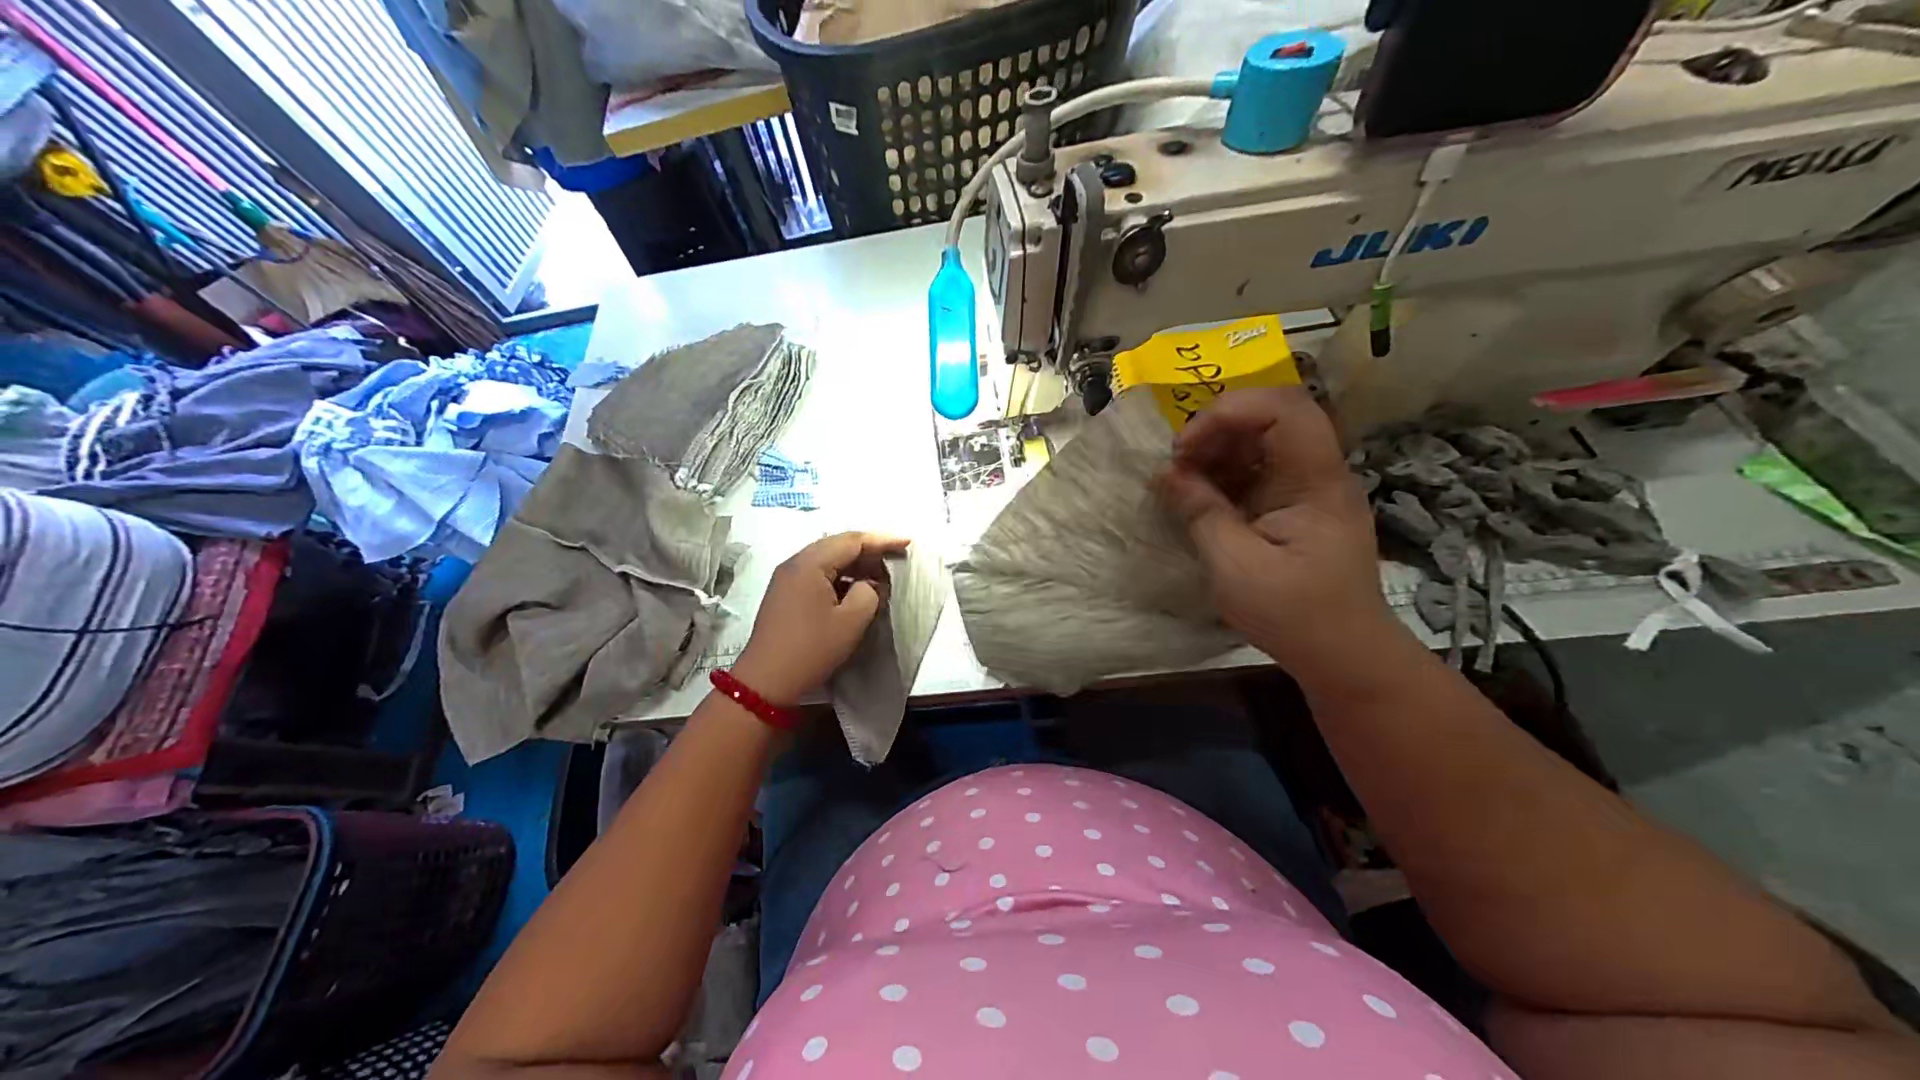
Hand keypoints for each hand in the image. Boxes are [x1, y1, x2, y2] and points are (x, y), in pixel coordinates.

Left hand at [731, 532, 910, 705]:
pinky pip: (818, 574)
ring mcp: (786, 579)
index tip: (907, 543)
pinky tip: (855, 590)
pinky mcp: (785, 595)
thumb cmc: (811, 649)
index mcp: (809, 564)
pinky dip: (840, 577)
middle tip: (895, 559)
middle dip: (869, 550)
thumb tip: (867, 585)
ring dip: (854, 565)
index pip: (852, 540)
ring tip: (880, 576)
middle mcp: (795, 564)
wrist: (766, 683)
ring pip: (827, 560)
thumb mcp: (851, 622)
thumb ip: (868, 593)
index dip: (882, 540)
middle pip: (837, 546)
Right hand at [1154, 386, 1398, 674]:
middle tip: (1179, 462)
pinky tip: (1203, 498)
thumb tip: (1165, 473)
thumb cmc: (1294, 614)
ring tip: (1184, 481)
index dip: (1227, 412)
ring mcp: (1312, 489)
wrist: (1345, 656)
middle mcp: (1320, 473)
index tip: (1185, 448)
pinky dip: (1228, 474)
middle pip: (1272, 416)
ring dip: (1218, 451)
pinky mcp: (1300, 507)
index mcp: (1316, 481)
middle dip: (1217, 429)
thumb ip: (1200, 512)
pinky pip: (1262, 471)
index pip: (1283, 408)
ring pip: (1265, 441)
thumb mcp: (1235, 566)